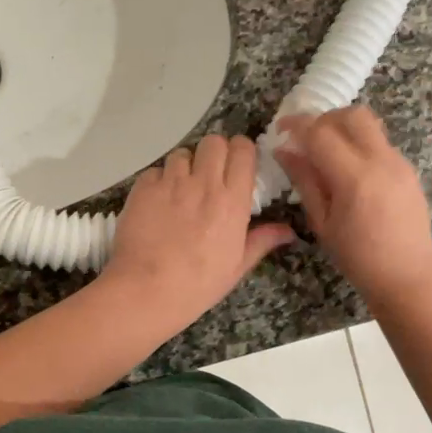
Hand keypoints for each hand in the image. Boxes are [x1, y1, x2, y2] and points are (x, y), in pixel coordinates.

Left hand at [99, 135, 295, 327]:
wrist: (147, 290)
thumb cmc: (198, 284)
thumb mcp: (236, 267)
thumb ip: (261, 241)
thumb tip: (288, 231)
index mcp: (232, 201)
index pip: (243, 150)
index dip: (241, 152)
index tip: (237, 166)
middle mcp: (203, 183)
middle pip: (213, 142)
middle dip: (214, 153)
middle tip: (209, 174)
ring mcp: (170, 183)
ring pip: (182, 153)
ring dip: (184, 166)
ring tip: (180, 190)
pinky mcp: (143, 188)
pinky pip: (154, 171)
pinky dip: (157, 182)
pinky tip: (156, 203)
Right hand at [275, 107, 431, 302]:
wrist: (407, 276)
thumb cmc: (358, 257)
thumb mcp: (322, 223)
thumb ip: (304, 181)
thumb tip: (284, 151)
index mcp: (355, 178)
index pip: (321, 134)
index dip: (297, 125)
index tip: (281, 128)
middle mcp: (381, 161)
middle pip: (352, 115)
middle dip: (325, 118)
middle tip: (307, 137)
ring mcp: (400, 163)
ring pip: (370, 125)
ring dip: (344, 129)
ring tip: (327, 153)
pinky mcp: (409, 170)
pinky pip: (380, 143)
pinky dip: (360, 145)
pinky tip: (349, 172)